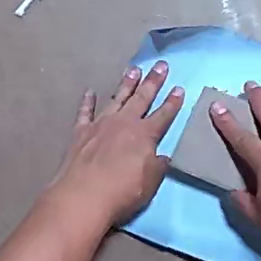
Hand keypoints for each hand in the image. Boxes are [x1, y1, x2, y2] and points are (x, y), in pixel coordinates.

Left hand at [43, 62, 185, 229]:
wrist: (83, 195)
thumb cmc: (122, 192)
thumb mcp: (150, 182)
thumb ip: (158, 166)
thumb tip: (163, 156)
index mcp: (144, 135)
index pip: (163, 115)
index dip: (172, 102)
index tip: (179, 88)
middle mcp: (124, 123)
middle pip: (141, 98)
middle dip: (153, 81)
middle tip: (161, 65)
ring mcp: (101, 124)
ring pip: (116, 98)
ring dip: (126, 84)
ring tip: (133, 70)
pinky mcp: (81, 131)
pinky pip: (85, 111)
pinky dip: (88, 101)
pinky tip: (90, 92)